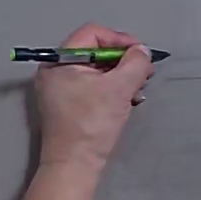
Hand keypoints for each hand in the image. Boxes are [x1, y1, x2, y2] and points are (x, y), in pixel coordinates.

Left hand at [34, 24, 153, 172]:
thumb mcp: (119, 88)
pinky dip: (110, 88)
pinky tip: (127, 98)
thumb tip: (141, 50)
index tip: (140, 53)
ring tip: (138, 87)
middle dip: (122, 59)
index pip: (92, 34)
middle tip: (144, 71)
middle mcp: (55, 70)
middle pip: (94, 51)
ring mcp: (59, 89)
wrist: (74, 165)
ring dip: (119, 75)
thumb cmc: (93, 123)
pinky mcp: (67, 105)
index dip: (119, 39)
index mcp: (60, 61)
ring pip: (95, 70)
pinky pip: (91, 86)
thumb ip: (135, 63)